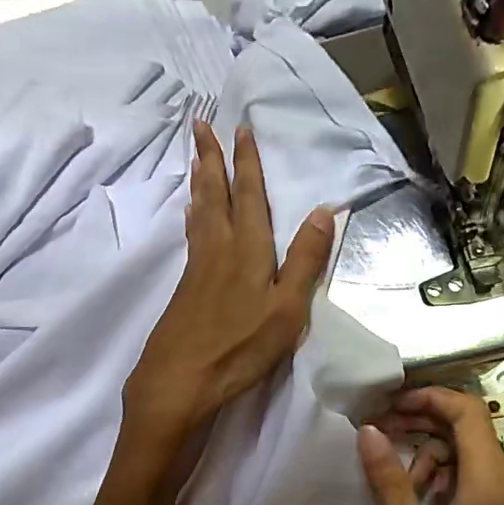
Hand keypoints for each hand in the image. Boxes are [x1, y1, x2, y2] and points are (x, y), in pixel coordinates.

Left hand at [124, 120, 334, 443]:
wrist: (180, 380)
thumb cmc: (241, 347)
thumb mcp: (288, 309)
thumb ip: (305, 260)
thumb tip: (323, 210)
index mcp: (248, 250)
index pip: (250, 196)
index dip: (247, 162)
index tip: (241, 128)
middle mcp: (219, 248)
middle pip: (215, 194)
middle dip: (211, 158)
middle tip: (200, 124)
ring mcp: (198, 267)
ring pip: (199, 212)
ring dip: (200, 181)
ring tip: (196, 158)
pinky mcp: (185, 287)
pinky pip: (191, 235)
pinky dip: (192, 215)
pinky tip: (190, 216)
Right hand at [358, 387, 503, 504]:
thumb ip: (389, 481)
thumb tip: (369, 431)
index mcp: (491, 482)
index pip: (469, 411)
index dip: (430, 397)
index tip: (392, 404)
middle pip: (470, 429)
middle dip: (425, 426)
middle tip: (384, 436)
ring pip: (471, 454)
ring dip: (433, 456)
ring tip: (403, 485)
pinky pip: (478, 477)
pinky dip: (448, 477)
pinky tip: (424, 502)